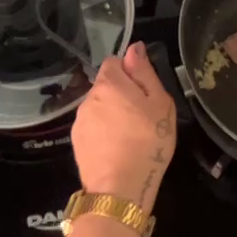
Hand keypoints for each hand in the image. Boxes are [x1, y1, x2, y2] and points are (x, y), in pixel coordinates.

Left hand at [71, 43, 176, 214]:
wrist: (120, 188)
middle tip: (143, 116)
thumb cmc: (148, 141)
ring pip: (99, 108)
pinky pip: (93, 128)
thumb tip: (134, 48)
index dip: (131, 73)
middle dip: (122, 94)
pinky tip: (117, 149)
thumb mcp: (159, 103)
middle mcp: (89, 98)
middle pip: (106, 85)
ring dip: (112, 114)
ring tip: (131, 136)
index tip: (145, 93)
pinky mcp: (77, 142)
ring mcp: (80, 121)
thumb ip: (145, 73)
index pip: (115, 62)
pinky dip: (104, 133)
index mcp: (109, 83)